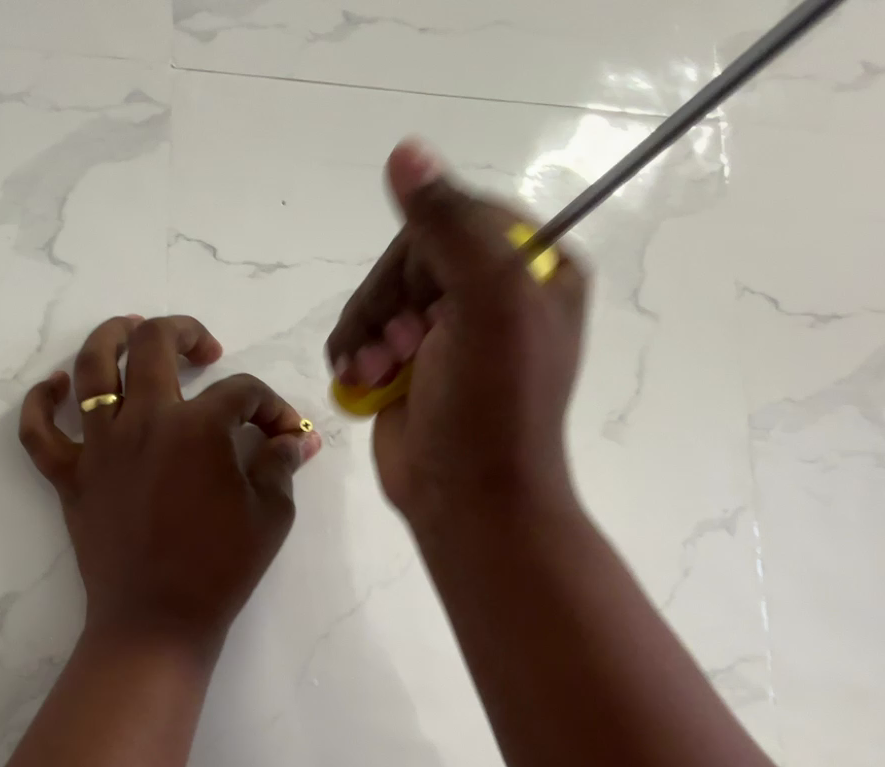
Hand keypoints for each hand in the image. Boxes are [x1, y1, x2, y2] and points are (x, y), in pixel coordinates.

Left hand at [20, 315, 321, 654]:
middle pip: (155, 345)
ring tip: (129, 330)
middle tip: (204, 349)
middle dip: (185, 333)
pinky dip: (41, 402)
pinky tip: (57, 386)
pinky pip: (39, 430)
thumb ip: (279, 463)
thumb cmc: (219, 569)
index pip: (240, 392)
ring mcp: (99, 447)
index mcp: (198, 428)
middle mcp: (144, 422)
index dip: (269, 405)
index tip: (282, 432)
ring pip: (91, 368)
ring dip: (110, 337)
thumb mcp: (271, 515)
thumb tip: (295, 438)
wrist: (157, 618)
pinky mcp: (69, 476)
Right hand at [325, 138, 589, 528]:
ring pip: (378, 296)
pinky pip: (362, 333)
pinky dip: (351, 354)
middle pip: (410, 258)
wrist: (467, 498)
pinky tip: (359, 379)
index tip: (424, 303)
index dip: (424, 254)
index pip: (458, 218)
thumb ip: (448, 226)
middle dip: (388, 303)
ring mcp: (446, 332)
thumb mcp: (484, 305)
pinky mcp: (410, 365)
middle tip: (398, 347)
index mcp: (533, 269)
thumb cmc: (492, 406)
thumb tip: (405, 150)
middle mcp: (492, 294)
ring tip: (373, 371)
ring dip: (363, 332)